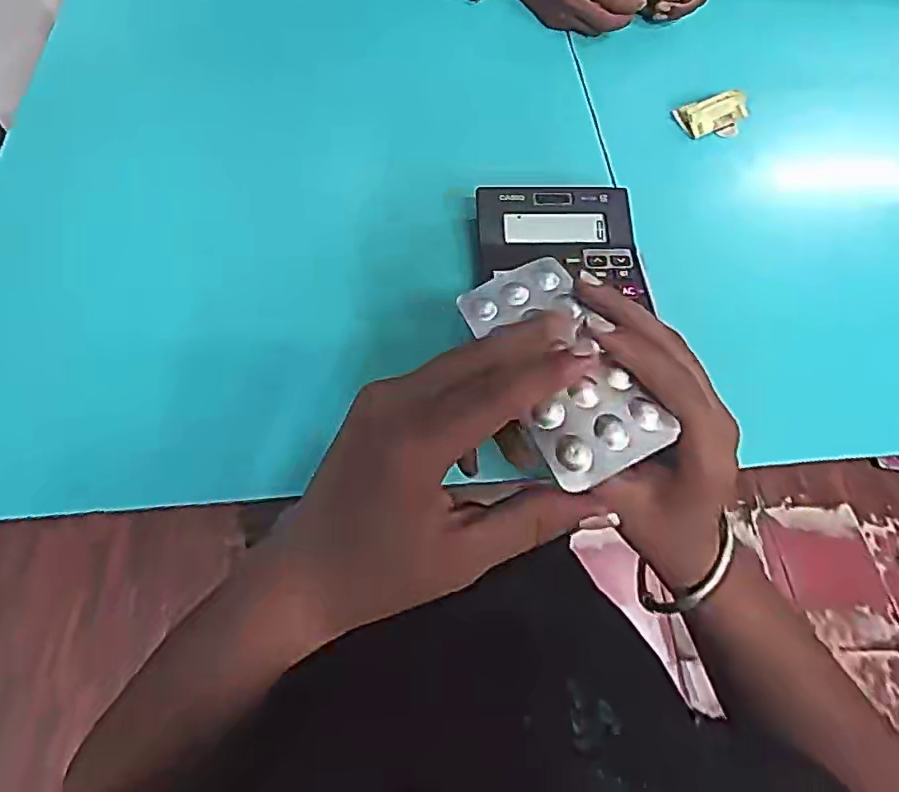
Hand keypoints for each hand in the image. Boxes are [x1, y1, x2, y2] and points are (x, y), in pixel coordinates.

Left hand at [254, 312, 607, 637]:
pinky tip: (490, 426)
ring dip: (498, 366)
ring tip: (545, 380)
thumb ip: (531, 519)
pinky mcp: (374, 402)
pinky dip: (468, 387)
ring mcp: (379, 398)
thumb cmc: (381, 574)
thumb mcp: (463, 556)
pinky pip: (433, 381)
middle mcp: (394, 404)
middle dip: (524, 340)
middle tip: (570, 325)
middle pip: (471, 359)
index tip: (585, 354)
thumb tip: (595, 499)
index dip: (544, 373)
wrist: (304, 571)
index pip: (493, 394)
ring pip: (452, 365)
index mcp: (416, 443)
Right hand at [484, 0, 647, 35]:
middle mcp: (575, 0)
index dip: (634, 5)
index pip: (619, 2)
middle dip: (623, 20)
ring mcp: (564, 15)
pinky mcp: (556, 23)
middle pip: (609, 22)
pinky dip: (591, 24)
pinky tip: (592, 13)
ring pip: (596, 30)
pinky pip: (581, 29)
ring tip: (612, 12)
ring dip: (608, 24)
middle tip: (629, 12)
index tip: (640, 1)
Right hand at [575, 272, 740, 586]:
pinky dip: (636, 330)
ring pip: (672, 345)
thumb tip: (559, 419)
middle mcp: (716, 413)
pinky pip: (666, 354)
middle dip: (628, 313)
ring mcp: (708, 403)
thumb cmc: (667, 533)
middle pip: (675, 349)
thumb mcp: (628, 508)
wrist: (700, 549)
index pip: (675, 383)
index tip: (593, 329)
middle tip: (584, 288)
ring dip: (631, 314)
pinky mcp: (693, 399)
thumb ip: (597, 467)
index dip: (635, 352)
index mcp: (709, 441)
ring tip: (591, 292)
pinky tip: (607, 318)